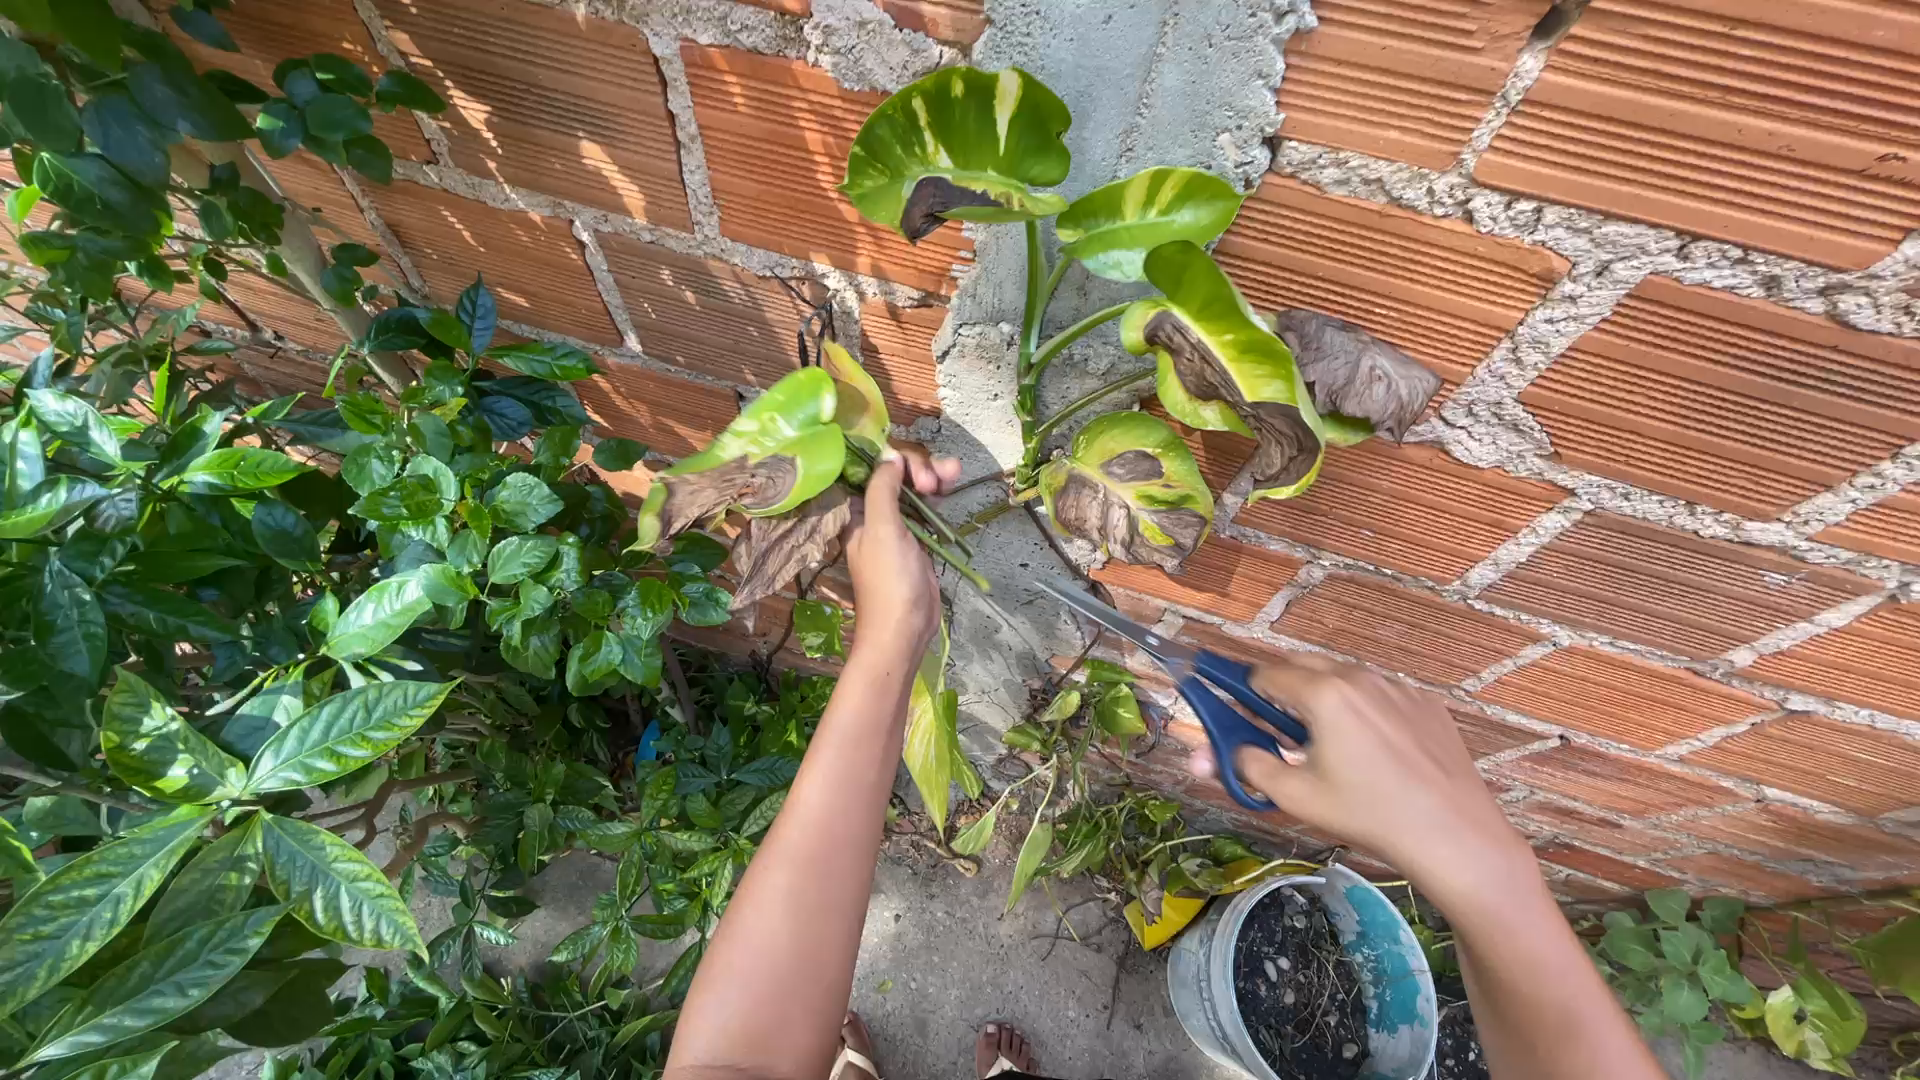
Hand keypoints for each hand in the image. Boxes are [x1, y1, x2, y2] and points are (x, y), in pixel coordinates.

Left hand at [842, 444, 959, 661]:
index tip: (915, 470)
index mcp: (857, 510)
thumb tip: (890, 454)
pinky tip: (952, 484)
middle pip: (897, 473)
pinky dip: (939, 494)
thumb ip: (883, 489)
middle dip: (920, 467)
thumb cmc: (889, 581)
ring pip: (915, 487)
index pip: (872, 467)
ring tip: (954, 473)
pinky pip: (928, 506)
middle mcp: (875, 513)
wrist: (904, 628)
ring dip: (934, 474)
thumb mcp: (882, 529)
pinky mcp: (918, 538)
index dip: (895, 459)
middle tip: (935, 481)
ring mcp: (898, 525)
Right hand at [1189, 653, 1530, 906]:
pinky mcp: (1427, 705)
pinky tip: (1373, 751)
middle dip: (1282, 689)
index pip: (1264, 675)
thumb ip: (1247, 765)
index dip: (1245, 695)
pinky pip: (1379, 694)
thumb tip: (1215, 753)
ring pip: (1342, 678)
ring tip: (1327, 741)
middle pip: (1302, 666)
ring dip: (1322, 696)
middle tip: (1278, 727)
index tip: (1244, 718)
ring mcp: (1398, 688)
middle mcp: (1359, 677)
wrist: (1457, 838)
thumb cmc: (1369, 816)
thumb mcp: (1295, 795)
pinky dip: (1363, 709)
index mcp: (1323, 693)